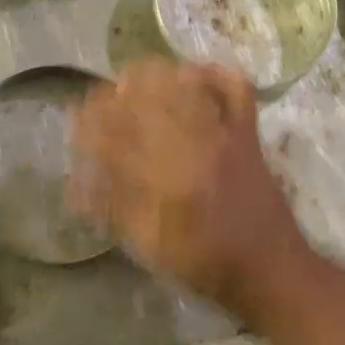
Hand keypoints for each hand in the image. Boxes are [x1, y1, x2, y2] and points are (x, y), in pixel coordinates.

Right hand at [68, 59, 312, 325]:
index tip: (73, 116)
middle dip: (113, 94)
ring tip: (131, 77)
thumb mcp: (150, 246)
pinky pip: (235, 90)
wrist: (271, 271)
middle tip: (97, 97)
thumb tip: (75, 185)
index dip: (89, 123)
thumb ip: (113, 211)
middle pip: (144, 102)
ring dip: (153, 75)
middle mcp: (192, 147)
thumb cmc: (206, 265)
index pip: (115, 137)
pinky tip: (192, 72)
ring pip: (183, 86)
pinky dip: (214, 74)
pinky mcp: (247, 133)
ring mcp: (224, 134)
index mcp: (164, 181)